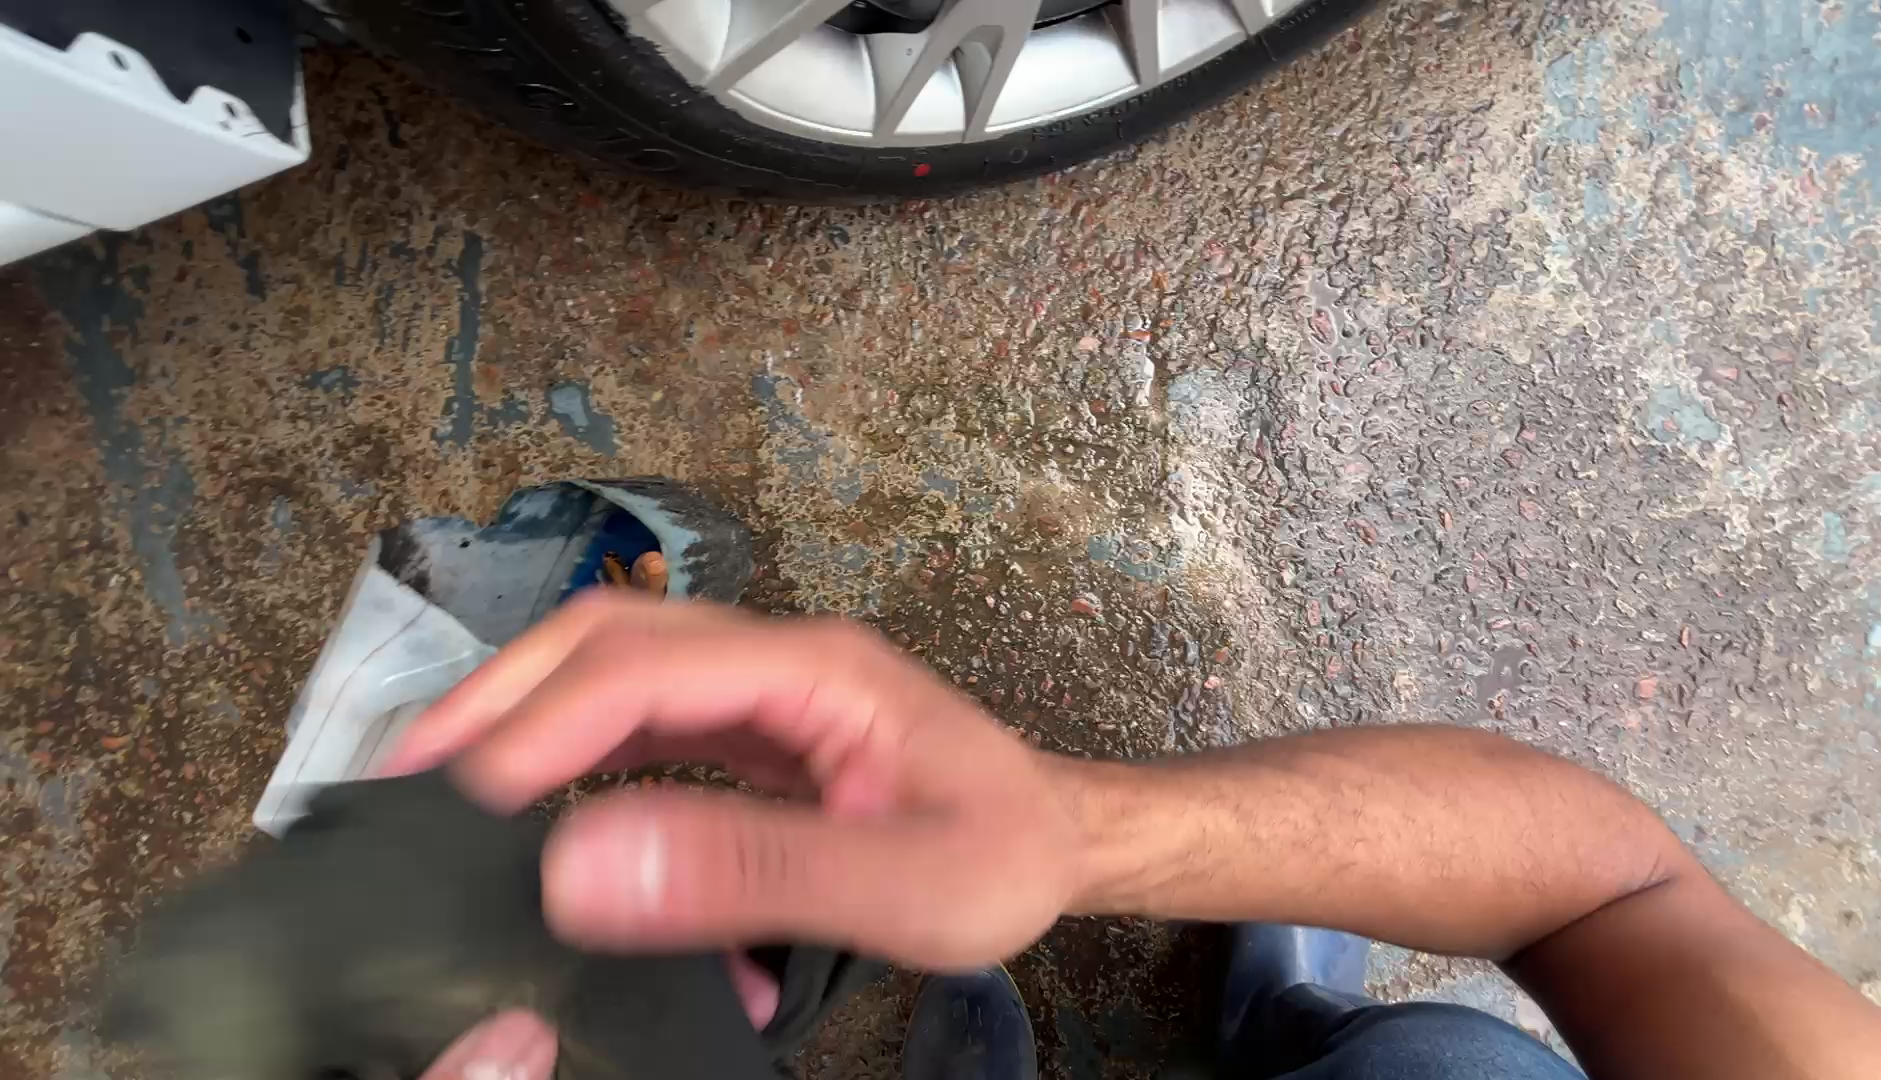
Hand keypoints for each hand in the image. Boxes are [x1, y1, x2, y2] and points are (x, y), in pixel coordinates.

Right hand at [383, 591, 1088, 968]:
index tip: (456, 808)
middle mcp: (786, 657)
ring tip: (449, 790)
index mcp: (820, 669)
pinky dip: (588, 753)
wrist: (1052, 834)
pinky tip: (550, 807)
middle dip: (511, 691)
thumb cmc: (999, 852)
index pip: (652, 666)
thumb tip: (587, 866)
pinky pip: (657, 720)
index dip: (544, 724)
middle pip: (623, 636)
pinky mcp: (767, 727)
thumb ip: (755, 869)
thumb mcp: (900, 880)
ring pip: (629, 667)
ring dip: (535, 714)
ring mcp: (773, 687)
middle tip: (412, 777)